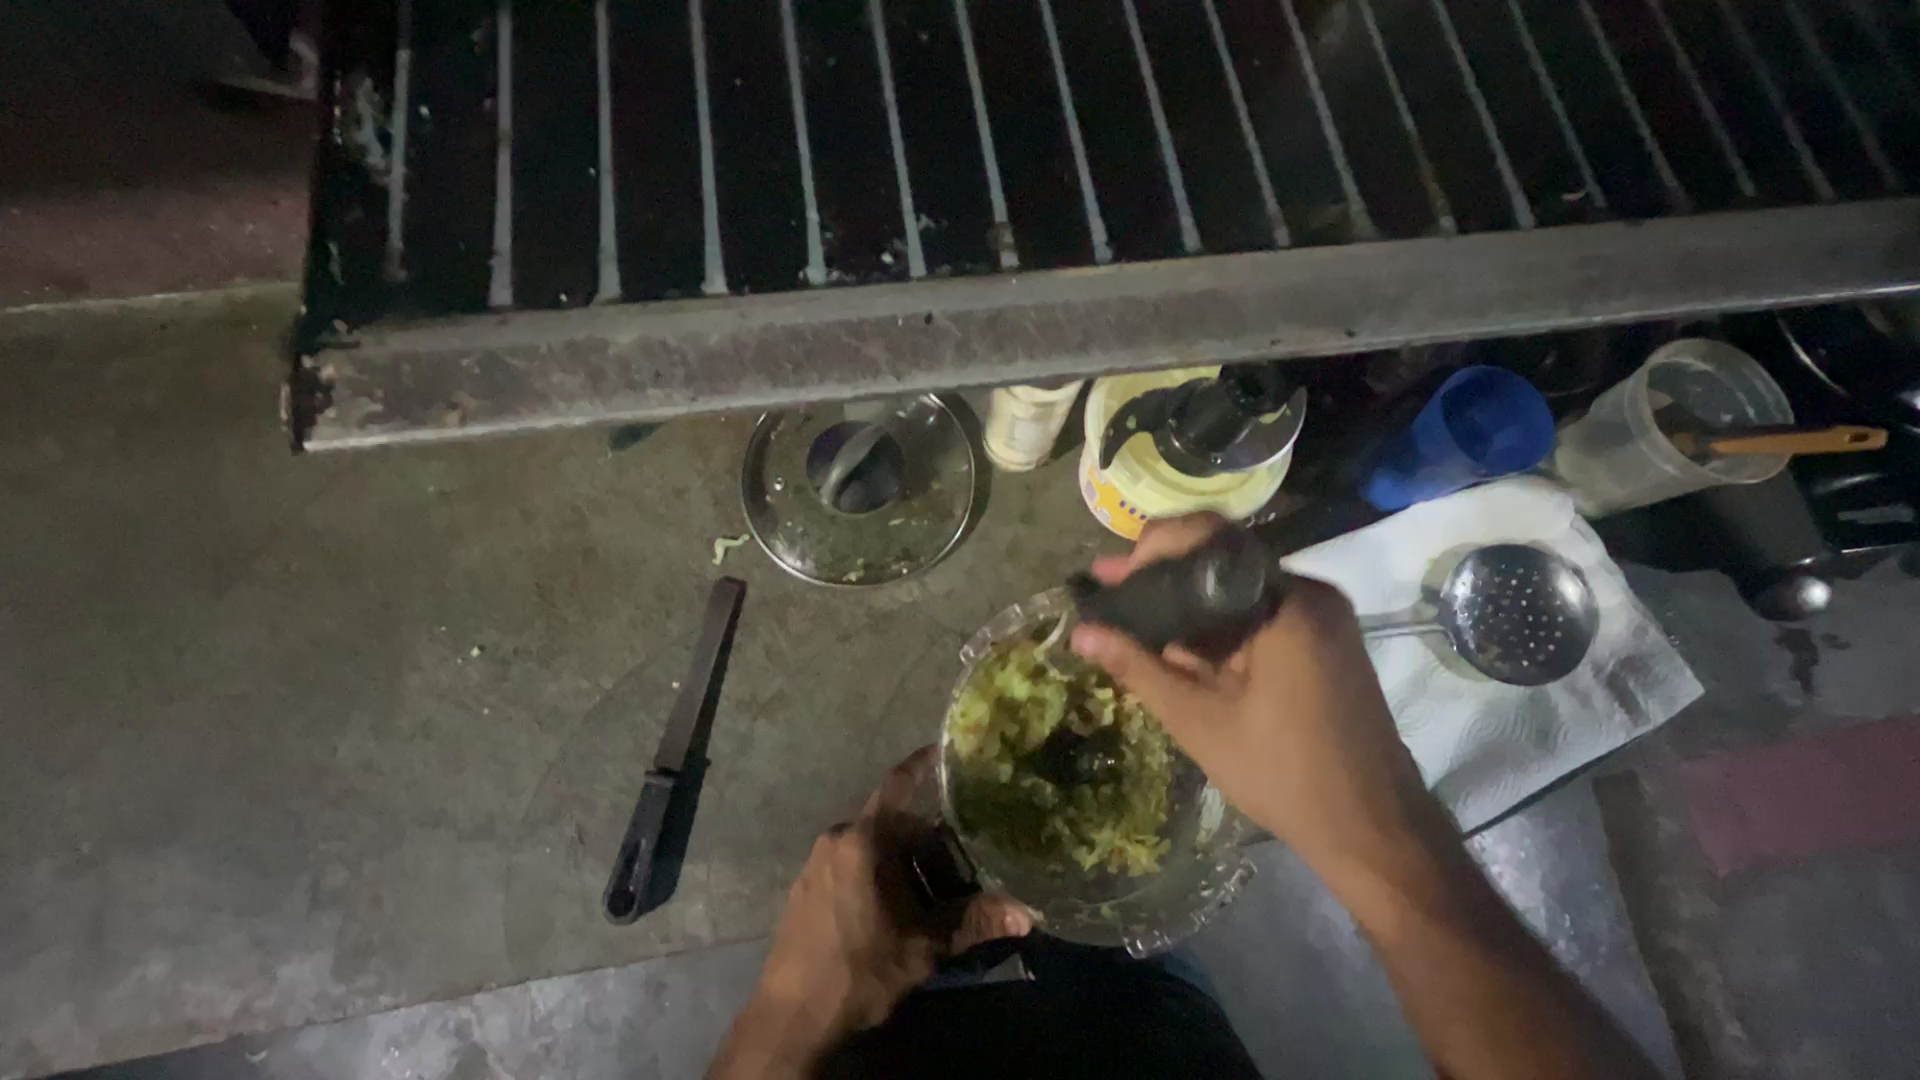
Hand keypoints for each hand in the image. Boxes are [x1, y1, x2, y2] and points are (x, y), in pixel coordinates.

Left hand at [742, 747, 1031, 1050]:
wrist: (792, 1016)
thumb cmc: (860, 969)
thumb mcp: (923, 946)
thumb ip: (973, 922)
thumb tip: (1025, 915)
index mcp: (865, 839)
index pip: (898, 785)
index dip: (921, 765)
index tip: (941, 750)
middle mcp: (837, 838)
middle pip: (891, 824)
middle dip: (925, 843)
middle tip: (956, 869)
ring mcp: (816, 861)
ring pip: (870, 846)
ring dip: (900, 862)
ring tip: (928, 896)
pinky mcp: (805, 886)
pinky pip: (849, 863)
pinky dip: (875, 874)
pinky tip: (891, 910)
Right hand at [1069, 514, 1452, 874]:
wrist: (1375, 831)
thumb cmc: (1285, 775)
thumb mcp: (1199, 722)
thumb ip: (1138, 669)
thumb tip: (1080, 633)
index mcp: (1285, 603)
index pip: (1209, 540)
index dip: (1152, 550)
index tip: (1112, 578)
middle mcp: (1308, 594)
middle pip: (1221, 563)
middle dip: (1160, 578)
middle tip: (1106, 591)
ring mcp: (1321, 617)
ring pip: (1236, 591)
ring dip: (1184, 606)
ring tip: (1124, 616)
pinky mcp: (1323, 641)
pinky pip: (1257, 615)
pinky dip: (1215, 627)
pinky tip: (1171, 643)